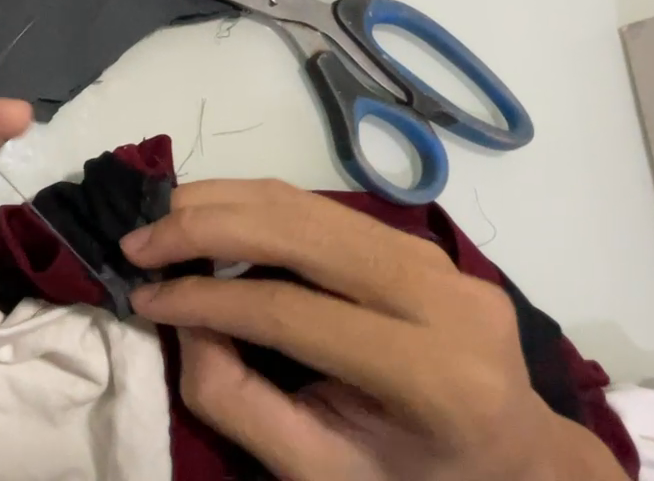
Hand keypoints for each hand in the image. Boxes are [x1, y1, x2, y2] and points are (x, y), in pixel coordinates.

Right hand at [118, 180, 624, 480]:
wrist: (516, 468)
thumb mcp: (322, 475)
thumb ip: (239, 402)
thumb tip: (184, 321)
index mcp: (436, 378)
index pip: (290, 311)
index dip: (203, 298)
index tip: (142, 300)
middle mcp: (444, 298)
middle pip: (296, 230)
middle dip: (200, 227)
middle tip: (136, 243)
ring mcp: (435, 256)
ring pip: (300, 200)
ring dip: (217, 202)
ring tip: (160, 221)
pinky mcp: (415, 239)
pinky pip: (314, 204)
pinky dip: (248, 203)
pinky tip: (209, 218)